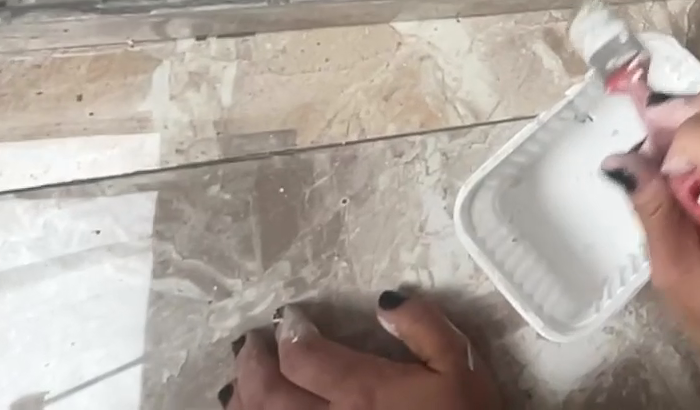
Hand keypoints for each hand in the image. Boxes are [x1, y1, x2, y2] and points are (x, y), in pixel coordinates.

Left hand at [222, 292, 502, 409]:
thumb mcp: (458, 361)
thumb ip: (424, 325)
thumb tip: (386, 299)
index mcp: (365, 393)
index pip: (308, 358)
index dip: (293, 333)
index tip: (290, 316)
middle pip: (270, 396)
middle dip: (255, 364)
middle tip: (253, 341)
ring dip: (243, 400)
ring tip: (241, 380)